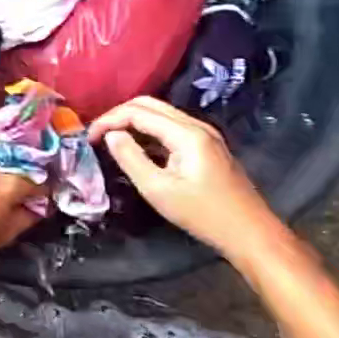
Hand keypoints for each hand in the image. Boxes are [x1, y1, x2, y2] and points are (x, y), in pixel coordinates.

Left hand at [0, 151, 44, 259]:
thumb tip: (38, 208)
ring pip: (0, 158)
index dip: (44, 192)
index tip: (39, 200)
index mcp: (16, 180)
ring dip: (3, 168)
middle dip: (26, 175)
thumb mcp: (4, 233)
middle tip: (18, 192)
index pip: (44, 181)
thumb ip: (27, 217)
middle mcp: (0, 160)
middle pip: (23, 164)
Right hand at [88, 97, 284, 259]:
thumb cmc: (202, 213)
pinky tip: (135, 147)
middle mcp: (197, 126)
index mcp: (186, 134)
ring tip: (110, 139)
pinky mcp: (206, 146)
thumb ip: (130, 158)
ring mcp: (204, 135)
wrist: (250, 233)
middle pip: (149, 105)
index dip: (108, 120)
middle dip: (118, 115)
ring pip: (160, 114)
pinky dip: (147, 131)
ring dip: (132, 121)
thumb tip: (111, 135)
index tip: (88, 138)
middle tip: (96, 135)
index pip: (137, 112)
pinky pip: (170, 127)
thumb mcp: (157, 189)